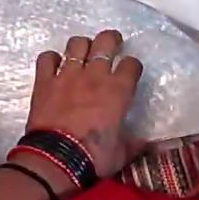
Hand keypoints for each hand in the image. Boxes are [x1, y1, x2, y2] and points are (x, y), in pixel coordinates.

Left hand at [28, 30, 143, 181]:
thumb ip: (136, 144)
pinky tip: (55, 65)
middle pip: (105, 42)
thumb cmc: (93, 157)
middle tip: (111, 44)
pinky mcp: (45, 81)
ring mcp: (67, 75)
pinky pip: (47, 58)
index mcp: (118, 91)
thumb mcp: (121, 154)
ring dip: (82, 46)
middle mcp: (94, 76)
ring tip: (83, 52)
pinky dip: (51, 59)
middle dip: (111, 40)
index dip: (132, 66)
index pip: (132, 65)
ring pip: (76, 44)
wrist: (56, 159)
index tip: (130, 72)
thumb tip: (154, 146)